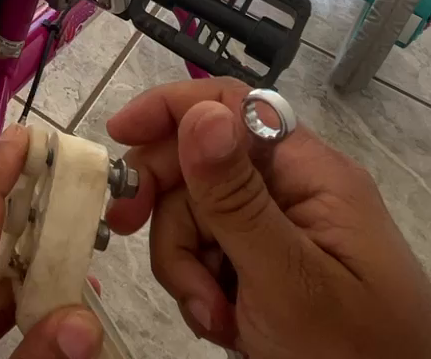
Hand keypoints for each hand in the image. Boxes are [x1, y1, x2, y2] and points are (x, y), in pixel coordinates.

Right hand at [104, 78, 430, 358]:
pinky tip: (222, 325)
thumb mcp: (289, 282)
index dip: (169, 109)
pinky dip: (200, 285)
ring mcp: (280, 232)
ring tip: (213, 317)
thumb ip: (235, 198)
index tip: (118, 136)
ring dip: (185, 262)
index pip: (230, 105)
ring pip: (194, 212)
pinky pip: (206, 252)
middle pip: (199, 162)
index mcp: (312, 174)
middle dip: (168, 206)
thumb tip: (198, 112)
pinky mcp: (267, 269)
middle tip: (128, 233)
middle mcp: (294, 191)